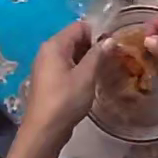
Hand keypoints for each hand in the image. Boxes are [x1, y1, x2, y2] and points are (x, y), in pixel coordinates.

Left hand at [19, 21, 105, 141]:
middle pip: (74, 39)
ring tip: (104, 70)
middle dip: (93, 46)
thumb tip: (110, 39)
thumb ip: (98, 54)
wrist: (44, 130)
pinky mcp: (48, 80)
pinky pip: (66, 66)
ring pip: (71, 54)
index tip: (113, 47)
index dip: (97, 33)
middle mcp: (47, 51)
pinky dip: (79, 69)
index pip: (79, 26)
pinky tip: (90, 81)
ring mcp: (46, 66)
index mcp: (54, 45)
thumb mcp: (86, 76)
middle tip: (112, 59)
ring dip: (87, 59)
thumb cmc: (66, 100)